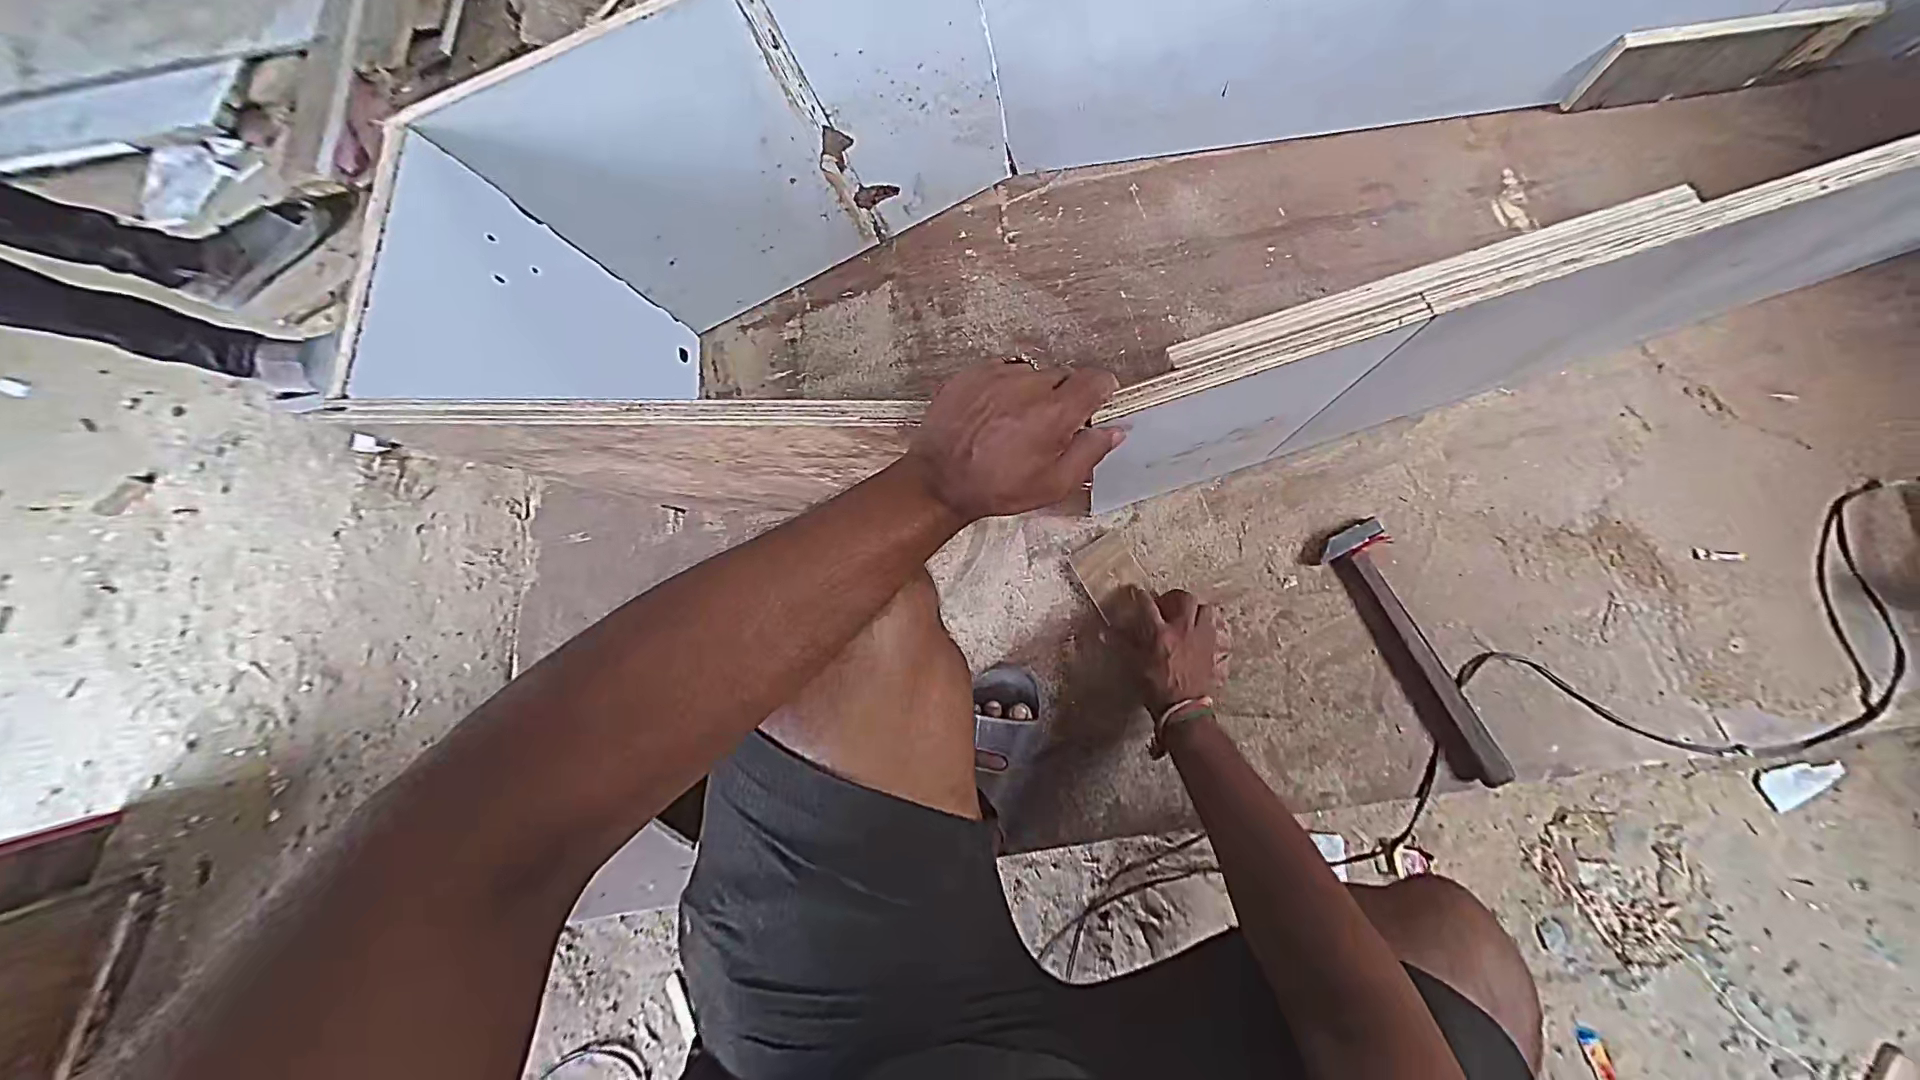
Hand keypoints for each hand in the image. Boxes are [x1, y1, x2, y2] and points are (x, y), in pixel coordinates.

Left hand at [908, 361, 1122, 520]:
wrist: (939, 480)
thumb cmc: (992, 488)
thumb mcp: (1052, 485)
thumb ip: (1089, 453)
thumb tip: (1114, 432)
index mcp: (1054, 413)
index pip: (1096, 379)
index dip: (1100, 391)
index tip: (1096, 401)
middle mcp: (1027, 386)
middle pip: (1063, 377)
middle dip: (1062, 399)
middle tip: (1045, 429)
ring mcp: (997, 376)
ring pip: (1031, 375)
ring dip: (1030, 394)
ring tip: (1012, 426)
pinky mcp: (972, 374)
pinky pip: (1001, 373)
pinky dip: (1002, 390)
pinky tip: (992, 418)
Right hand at [1124, 586, 1229, 712]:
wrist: (1184, 709)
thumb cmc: (1156, 688)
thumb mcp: (1135, 664)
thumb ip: (1124, 643)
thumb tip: (1105, 631)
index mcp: (1159, 633)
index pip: (1147, 604)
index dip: (1139, 596)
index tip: (1136, 593)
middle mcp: (1183, 630)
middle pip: (1183, 598)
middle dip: (1173, 598)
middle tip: (1166, 605)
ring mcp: (1203, 638)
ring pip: (1206, 609)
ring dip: (1196, 609)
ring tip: (1187, 616)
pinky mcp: (1215, 648)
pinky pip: (1217, 628)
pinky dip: (1210, 626)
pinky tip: (1201, 633)